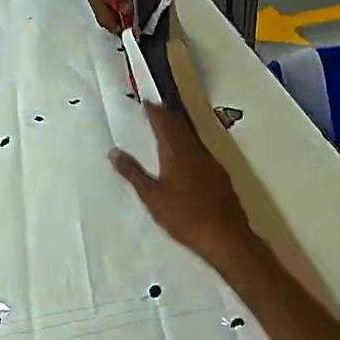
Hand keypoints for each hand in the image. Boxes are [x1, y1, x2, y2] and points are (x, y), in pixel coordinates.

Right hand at [111, 103, 255, 264]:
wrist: (226, 238)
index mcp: (177, 153)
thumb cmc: (184, 216)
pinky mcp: (220, 177)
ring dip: (180, 129)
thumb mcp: (152, 197)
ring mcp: (211, 164)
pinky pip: (201, 151)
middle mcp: (196, 152)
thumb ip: (133, 173)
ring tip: (168, 128)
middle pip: (181, 127)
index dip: (155, 112)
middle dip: (167, 116)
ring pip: (193, 139)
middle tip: (156, 108)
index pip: (165, 124)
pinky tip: (188, 156)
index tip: (147, 102)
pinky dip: (190, 145)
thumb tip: (114, 152)